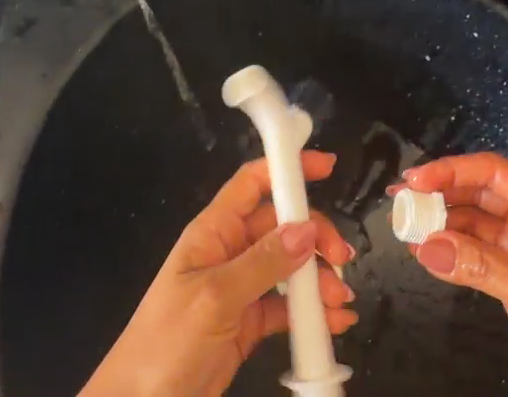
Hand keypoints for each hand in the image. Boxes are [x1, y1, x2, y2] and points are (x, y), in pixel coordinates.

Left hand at [81, 152, 358, 396]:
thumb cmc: (166, 341)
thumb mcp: (214, 297)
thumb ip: (262, 263)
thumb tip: (306, 230)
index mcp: (213, 231)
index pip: (252, 183)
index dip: (286, 168)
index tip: (326, 167)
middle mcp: (229, 252)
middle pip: (281, 225)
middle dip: (314, 236)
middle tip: (342, 259)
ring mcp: (241, 288)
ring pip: (290, 267)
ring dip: (320, 278)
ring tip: (340, 301)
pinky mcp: (249, 323)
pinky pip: (288, 306)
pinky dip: (312, 312)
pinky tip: (334, 322)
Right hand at [398, 154, 507, 396]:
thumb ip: (482, 267)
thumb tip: (426, 244)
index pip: (494, 174)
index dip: (452, 171)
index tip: (413, 182)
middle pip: (481, 195)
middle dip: (441, 195)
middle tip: (400, 204)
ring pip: (476, 225)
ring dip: (443, 225)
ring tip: (406, 229)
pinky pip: (478, 256)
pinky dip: (453, 254)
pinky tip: (428, 255)